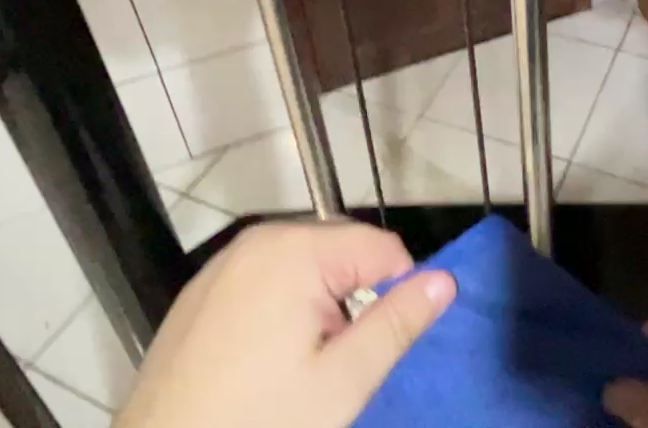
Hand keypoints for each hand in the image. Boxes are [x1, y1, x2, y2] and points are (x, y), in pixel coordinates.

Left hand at [115, 220, 454, 427]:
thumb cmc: (257, 424)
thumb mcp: (341, 383)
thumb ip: (397, 323)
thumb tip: (447, 281)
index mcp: (296, 249)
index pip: (381, 247)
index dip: (398, 292)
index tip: (384, 345)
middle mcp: (258, 238)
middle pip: (340, 250)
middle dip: (355, 297)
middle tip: (342, 363)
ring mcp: (222, 263)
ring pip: (303, 265)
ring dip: (320, 304)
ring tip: (304, 367)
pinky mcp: (199, 292)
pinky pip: (264, 280)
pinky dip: (281, 308)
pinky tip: (265, 362)